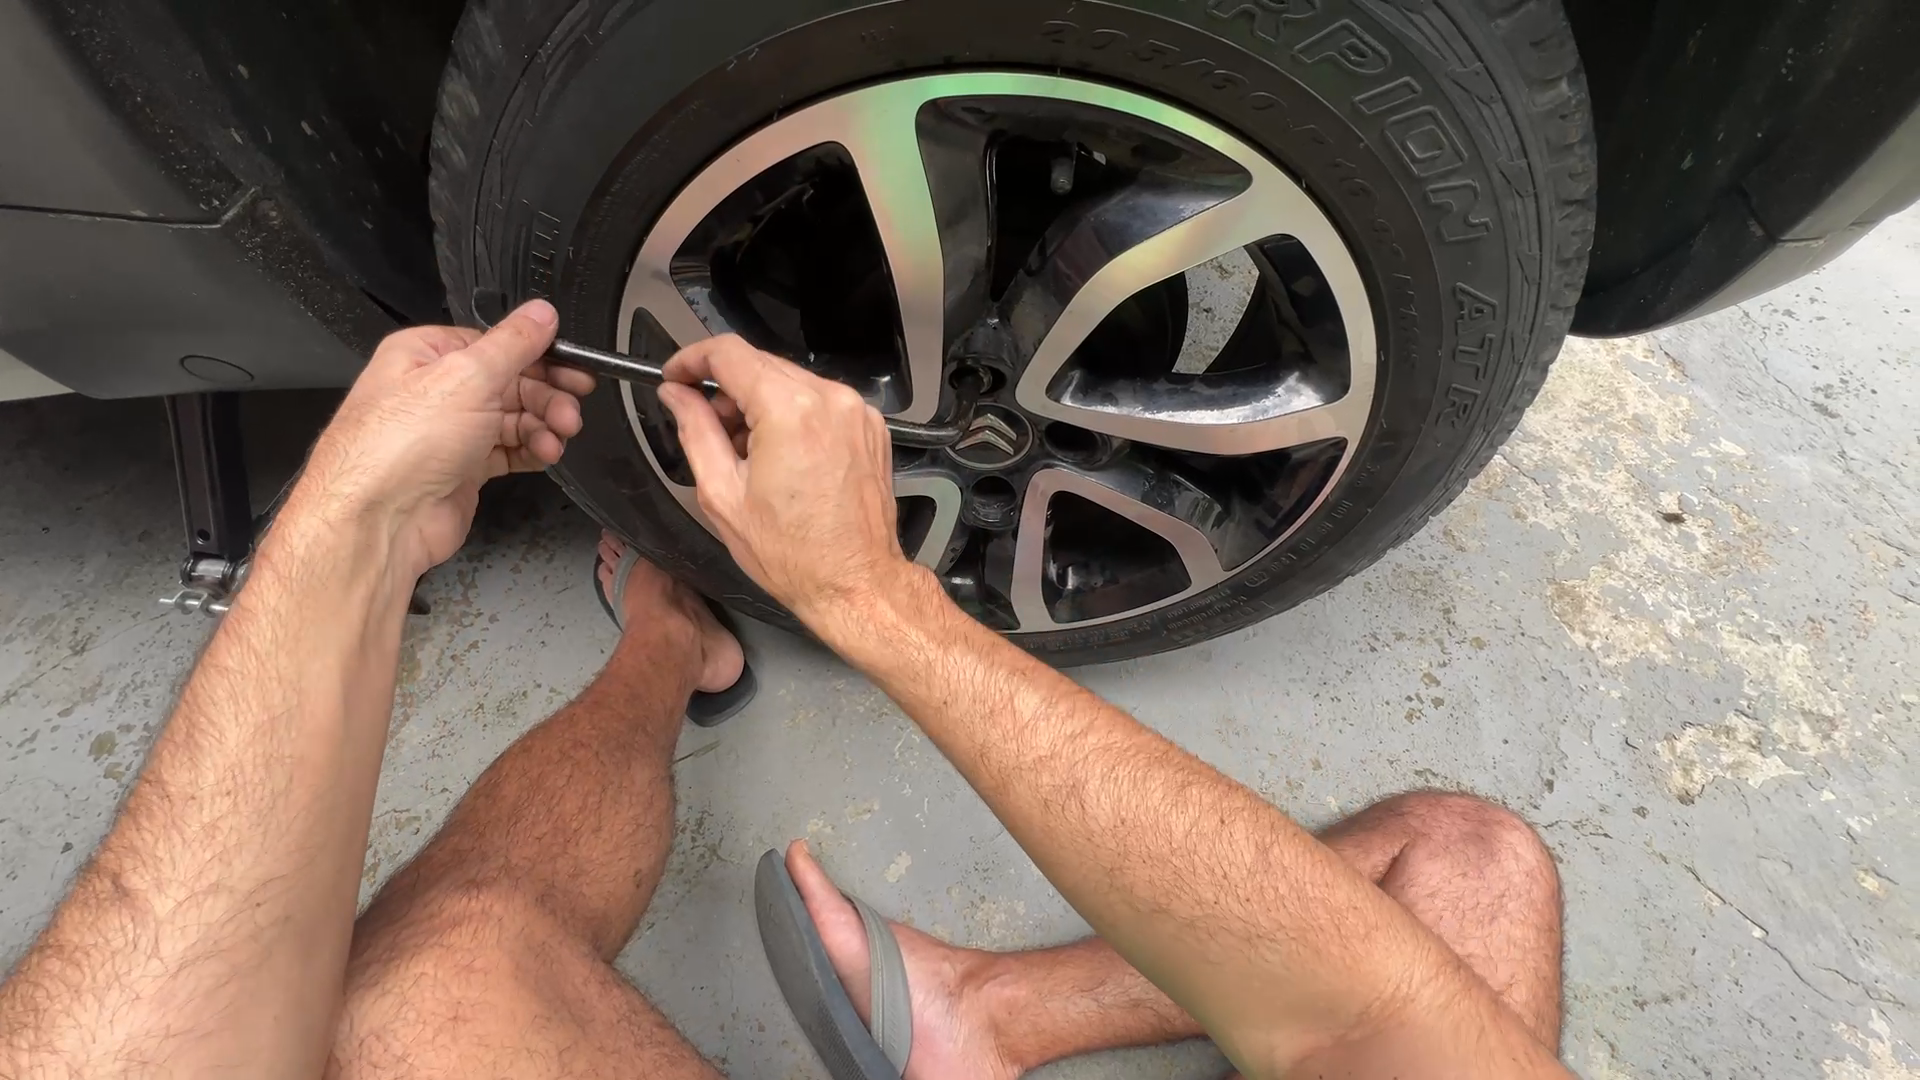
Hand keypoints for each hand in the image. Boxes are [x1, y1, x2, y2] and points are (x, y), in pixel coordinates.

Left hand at [298, 300, 593, 574]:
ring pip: (517, 420)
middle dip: (549, 401)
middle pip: (514, 385)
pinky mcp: (465, 466)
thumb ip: (513, 344)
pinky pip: (511, 451)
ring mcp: (453, 430)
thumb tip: (542, 313)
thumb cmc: (402, 446)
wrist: (383, 518)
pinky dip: (532, 452)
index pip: (500, 347)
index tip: (576, 374)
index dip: (542, 361)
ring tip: (556, 441)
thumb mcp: (469, 377)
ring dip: (544, 429)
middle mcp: (439, 390)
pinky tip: (544, 455)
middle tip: (571, 415)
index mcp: (429, 355)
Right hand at [655, 335, 907, 616]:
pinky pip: (821, 403)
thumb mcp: (722, 494)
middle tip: (708, 427)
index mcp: (791, 411)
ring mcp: (857, 413)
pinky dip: (794, 416)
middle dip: (726, 390)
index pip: (729, 353)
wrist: (855, 582)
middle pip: (761, 364)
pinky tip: (782, 456)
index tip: (677, 378)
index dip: (692, 360)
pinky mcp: (871, 429)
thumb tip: (677, 396)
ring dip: (760, 404)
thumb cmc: (796, 554)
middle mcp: (831, 401)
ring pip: (791, 382)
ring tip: (747, 454)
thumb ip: (695, 431)